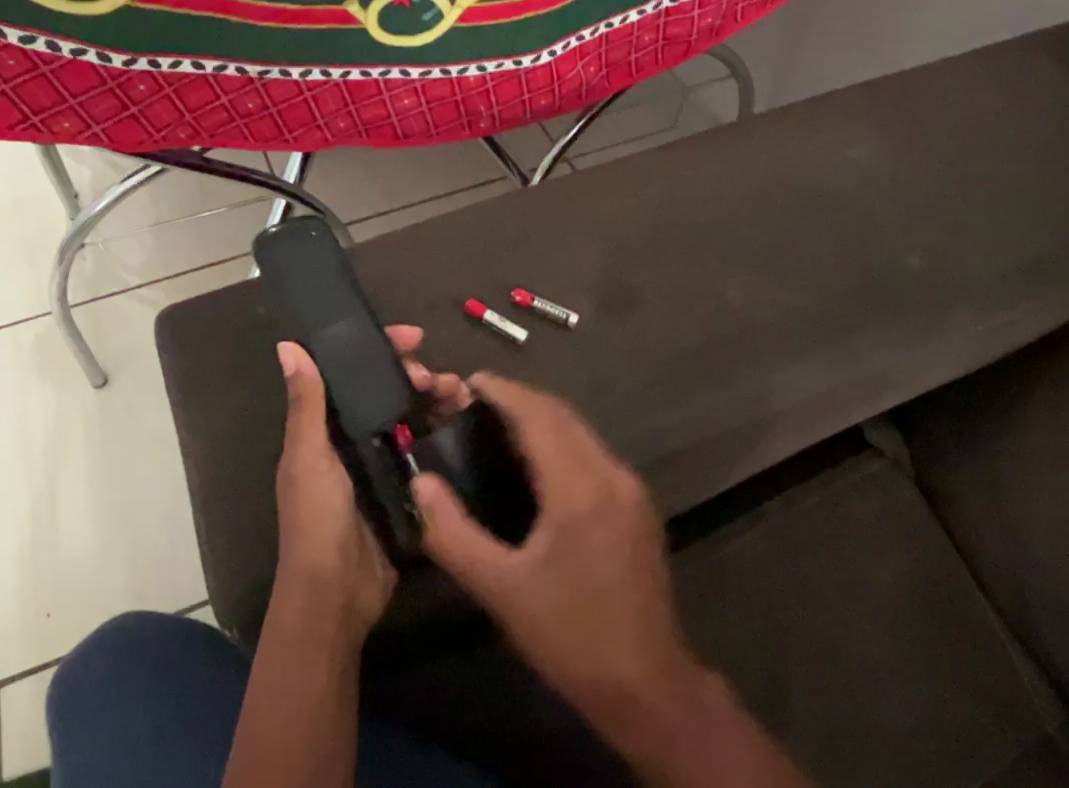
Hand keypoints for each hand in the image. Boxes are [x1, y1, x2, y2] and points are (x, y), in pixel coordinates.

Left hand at [271, 326, 469, 641]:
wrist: (337, 593)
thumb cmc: (315, 520)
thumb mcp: (308, 458)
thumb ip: (305, 405)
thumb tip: (288, 345)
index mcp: (324, 428)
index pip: (352, 375)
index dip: (379, 351)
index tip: (414, 337)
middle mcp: (352, 440)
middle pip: (388, 393)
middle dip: (417, 376)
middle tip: (441, 379)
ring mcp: (382, 465)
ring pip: (413, 418)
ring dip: (436, 400)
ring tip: (462, 395)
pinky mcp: (407, 490)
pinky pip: (428, 452)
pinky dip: (445, 434)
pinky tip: (468, 422)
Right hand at [410, 374, 709, 728]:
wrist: (648, 686)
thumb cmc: (570, 636)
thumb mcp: (500, 589)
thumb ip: (453, 533)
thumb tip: (420, 483)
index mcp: (580, 488)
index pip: (539, 415)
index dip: (502, 391)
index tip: (466, 382)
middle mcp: (613, 475)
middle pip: (562, 415)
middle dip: (518, 400)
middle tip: (471, 404)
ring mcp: (632, 491)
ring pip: (581, 432)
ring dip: (540, 420)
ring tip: (493, 427)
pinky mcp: (638, 509)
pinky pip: (593, 455)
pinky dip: (559, 443)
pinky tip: (533, 466)